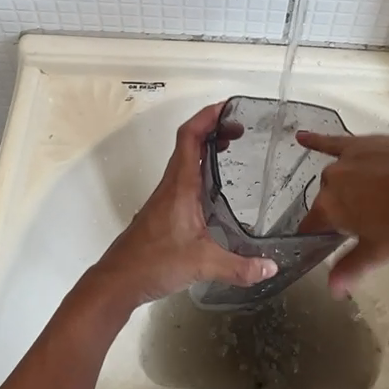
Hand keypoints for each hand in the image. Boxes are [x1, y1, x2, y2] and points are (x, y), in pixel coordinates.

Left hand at [83, 103, 277, 309]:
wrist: (118, 280)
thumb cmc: (154, 263)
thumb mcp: (202, 264)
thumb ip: (239, 267)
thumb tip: (271, 266)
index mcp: (180, 185)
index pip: (190, 136)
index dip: (207, 116)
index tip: (229, 108)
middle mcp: (172, 184)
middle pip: (188, 141)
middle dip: (213, 127)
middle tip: (239, 128)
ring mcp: (166, 196)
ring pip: (185, 158)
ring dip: (206, 146)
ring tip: (231, 146)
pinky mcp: (164, 209)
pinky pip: (184, 176)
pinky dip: (201, 167)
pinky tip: (215, 184)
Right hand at [296, 132, 388, 297]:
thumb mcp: (380, 251)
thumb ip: (351, 268)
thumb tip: (332, 290)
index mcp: (328, 209)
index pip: (310, 227)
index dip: (317, 237)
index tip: (324, 244)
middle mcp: (329, 181)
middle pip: (326, 202)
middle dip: (339, 213)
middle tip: (364, 224)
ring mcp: (344, 159)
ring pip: (335, 179)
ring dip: (344, 188)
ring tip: (367, 198)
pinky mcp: (360, 143)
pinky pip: (331, 142)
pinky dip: (315, 140)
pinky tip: (302, 137)